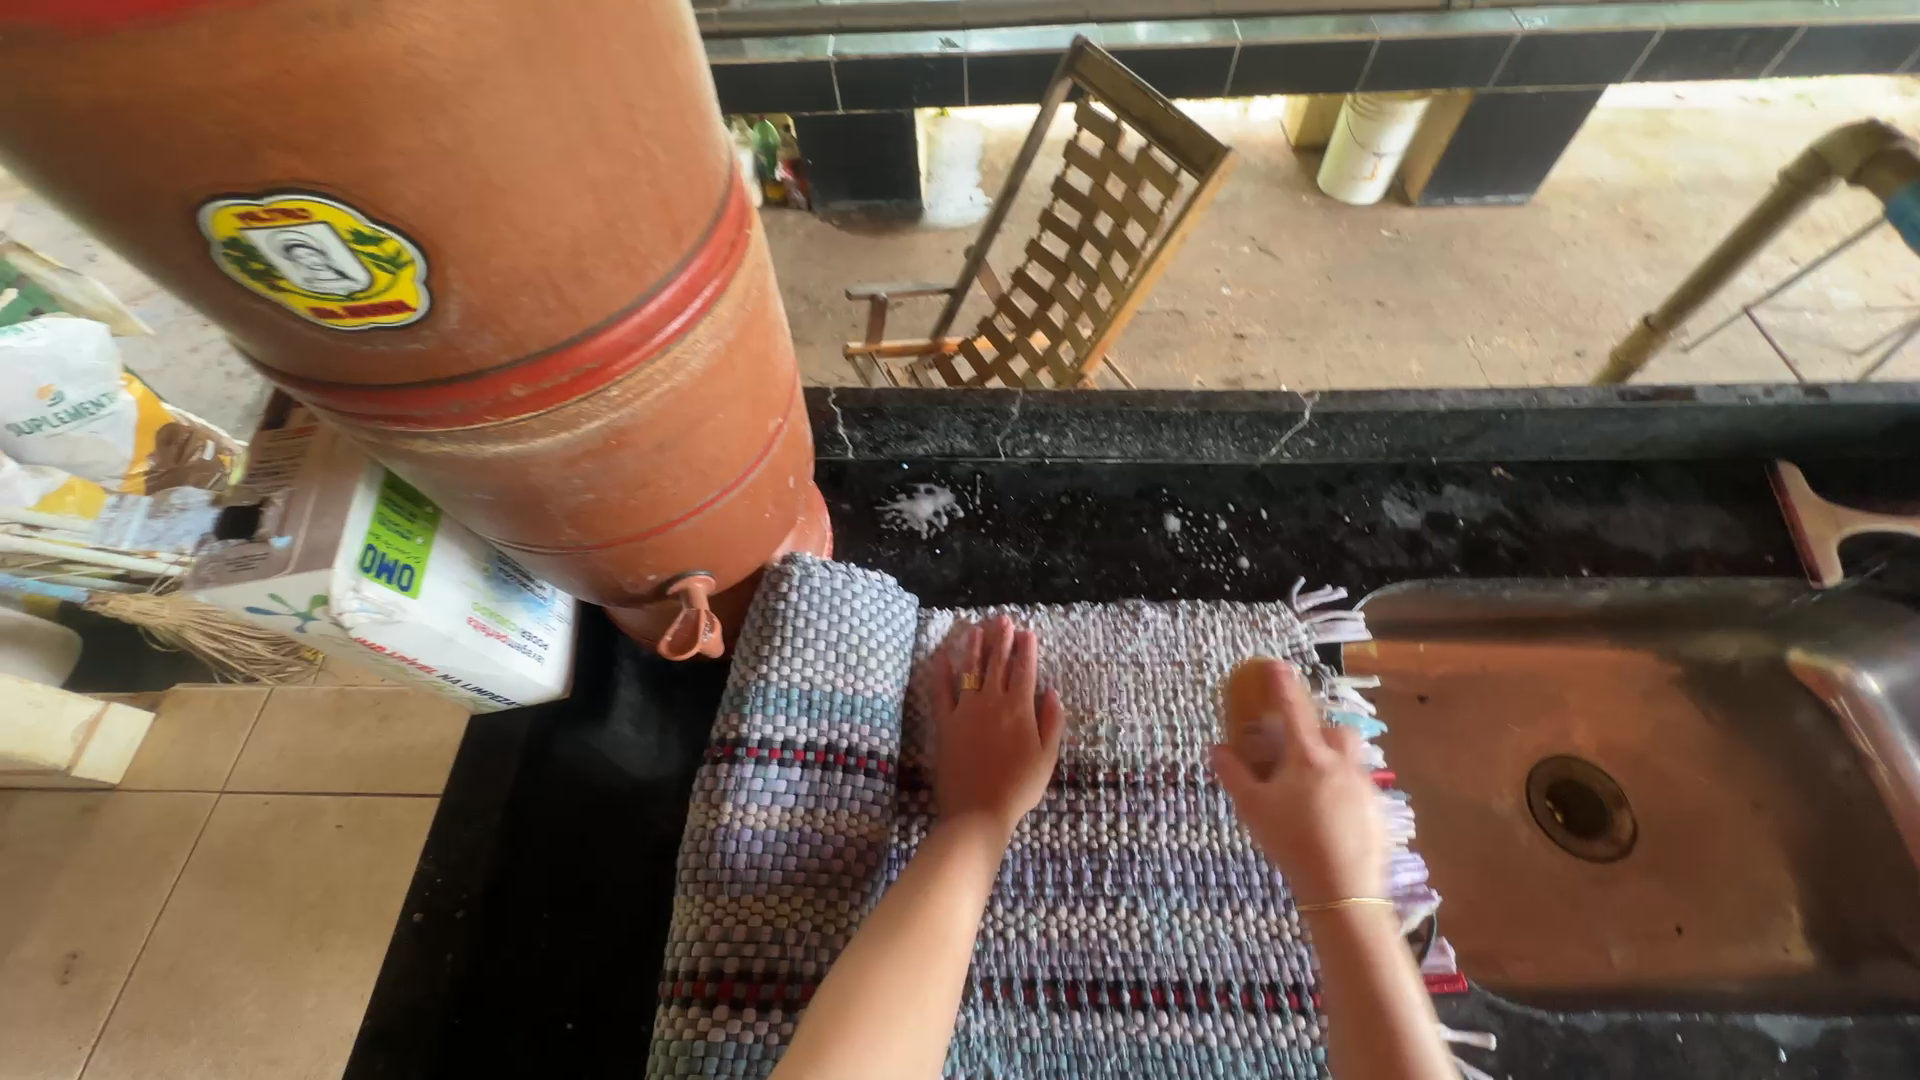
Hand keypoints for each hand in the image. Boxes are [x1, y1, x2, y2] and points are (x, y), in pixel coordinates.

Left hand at [925, 615, 1064, 837]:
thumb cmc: (1019, 787)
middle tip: (1002, 619)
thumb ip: (1051, 722)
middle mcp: (992, 702)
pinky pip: (941, 692)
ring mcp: (965, 710)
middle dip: (1001, 639)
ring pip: (970, 670)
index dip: (1027, 649)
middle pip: (997, 663)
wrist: (979, 810)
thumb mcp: (1047, 758)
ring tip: (976, 629)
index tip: (1028, 632)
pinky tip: (942, 657)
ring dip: (974, 647)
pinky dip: (941, 673)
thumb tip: (1052, 692)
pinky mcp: (945, 723)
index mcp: (1019, 709)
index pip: (1024, 670)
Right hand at [1212, 658, 1385, 906]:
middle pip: (1336, 730)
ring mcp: (1364, 788)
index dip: (1282, 685)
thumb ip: (1233, 774)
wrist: (1343, 889)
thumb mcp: (1251, 808)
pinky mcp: (1377, 813)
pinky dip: (1342, 791)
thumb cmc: (1291, 841)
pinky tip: (1328, 816)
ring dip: (1332, 759)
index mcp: (1307, 757)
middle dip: (1319, 728)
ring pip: (1350, 759)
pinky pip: (1359, 788)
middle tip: (1298, 745)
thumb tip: (1217, 748)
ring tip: (1312, 785)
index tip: (1275, 663)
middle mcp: (1340, 764)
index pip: (1293, 710)